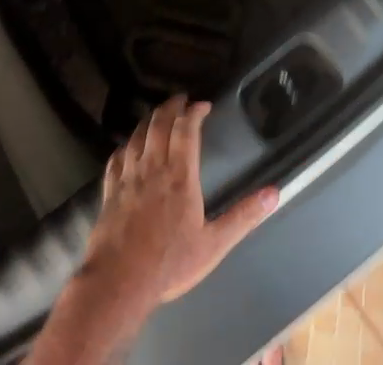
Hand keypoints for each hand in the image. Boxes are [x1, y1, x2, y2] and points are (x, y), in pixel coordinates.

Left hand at [82, 96, 279, 308]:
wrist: (119, 282)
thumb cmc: (170, 263)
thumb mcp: (214, 245)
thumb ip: (243, 217)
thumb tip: (273, 193)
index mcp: (180, 177)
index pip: (186, 131)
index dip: (194, 112)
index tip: (203, 104)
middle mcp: (152, 169)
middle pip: (159, 125)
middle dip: (171, 107)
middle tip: (180, 99)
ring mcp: (128, 178)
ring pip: (136, 137)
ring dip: (148, 121)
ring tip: (157, 116)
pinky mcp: (109, 192)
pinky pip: (116, 159)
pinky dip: (124, 146)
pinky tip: (126, 147)